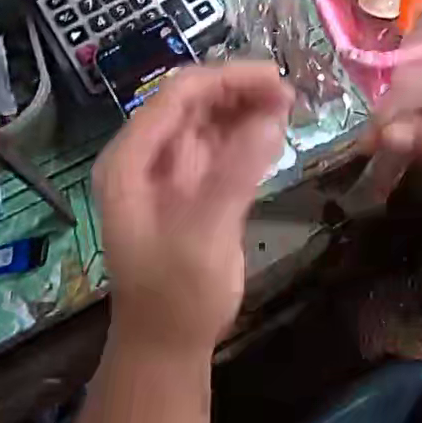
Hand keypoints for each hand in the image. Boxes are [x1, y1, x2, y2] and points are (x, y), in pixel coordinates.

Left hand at [92, 63, 293, 351]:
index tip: (274, 78)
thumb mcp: (203, 236)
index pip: (176, 97)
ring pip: (213, 119)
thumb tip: (271, 117)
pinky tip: (277, 130)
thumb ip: (235, 174)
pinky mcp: (199, 185)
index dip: (225, 79)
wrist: (170, 345)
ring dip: (248, 108)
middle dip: (240, 90)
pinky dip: (250, 134)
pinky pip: (225, 146)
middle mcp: (150, 156)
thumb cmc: (175, 296)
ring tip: (289, 105)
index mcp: (132, 160)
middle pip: (196, 102)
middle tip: (289, 93)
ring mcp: (174, 170)